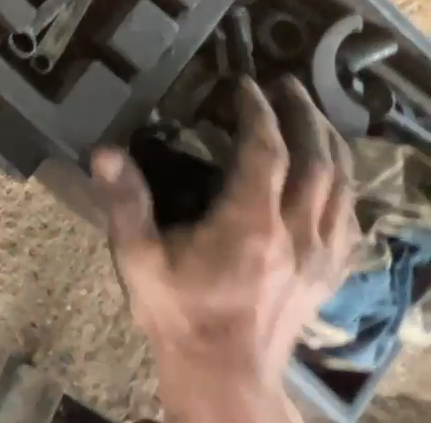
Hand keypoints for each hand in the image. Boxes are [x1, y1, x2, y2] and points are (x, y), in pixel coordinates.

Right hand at [92, 76, 358, 421]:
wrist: (224, 370)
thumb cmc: (175, 309)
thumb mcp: (136, 255)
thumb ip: (125, 201)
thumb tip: (105, 150)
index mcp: (250, 226)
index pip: (265, 154)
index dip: (257, 113)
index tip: (242, 84)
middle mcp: (297, 235)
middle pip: (318, 164)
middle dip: (305, 119)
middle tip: (285, 87)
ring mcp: (321, 257)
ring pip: (343, 190)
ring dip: (330, 147)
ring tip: (310, 119)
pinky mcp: (329, 273)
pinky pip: (350, 220)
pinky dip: (342, 187)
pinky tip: (330, 181)